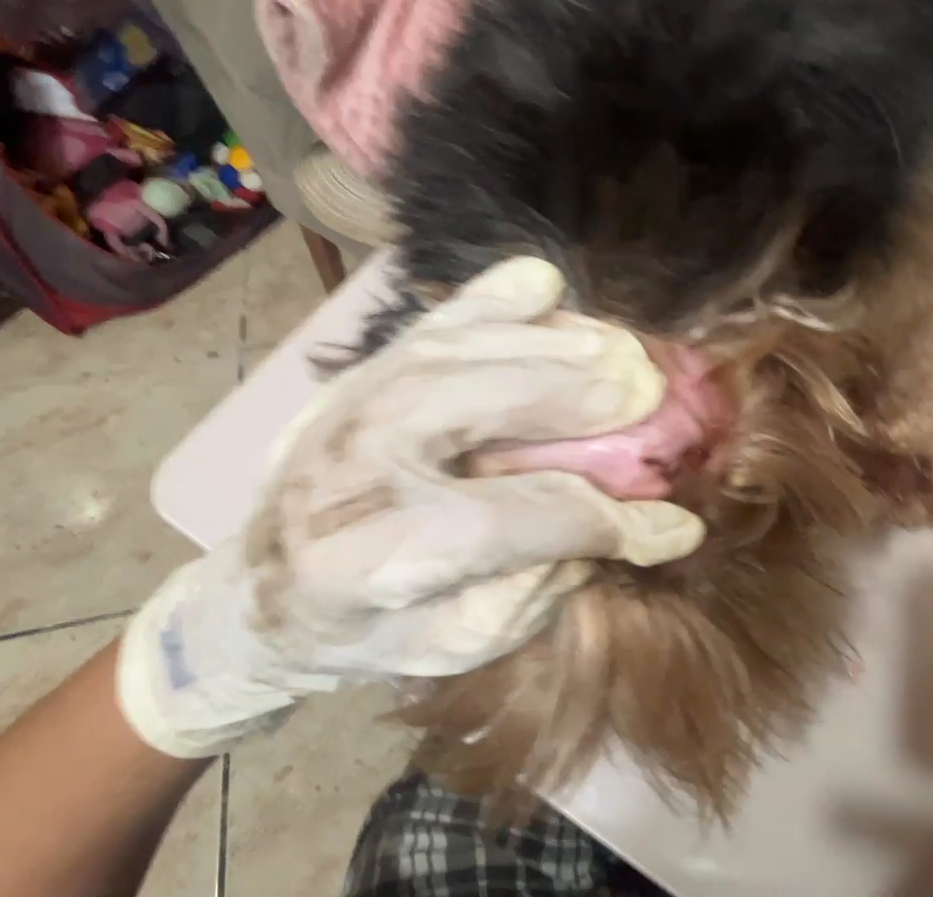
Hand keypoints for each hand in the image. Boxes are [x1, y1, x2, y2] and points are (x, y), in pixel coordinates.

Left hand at [116, 257, 706, 756]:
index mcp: (373, 554)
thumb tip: (611, 527)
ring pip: (469, 349)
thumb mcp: (450, 645)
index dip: (608, 521)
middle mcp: (356, 461)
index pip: (515, 521)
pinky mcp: (360, 369)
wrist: (257, 589)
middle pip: (487, 403)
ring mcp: (352, 400)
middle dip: (584, 395)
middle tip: (653, 395)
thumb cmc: (364, 630)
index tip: (675, 527)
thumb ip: (530, 590)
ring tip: (625, 354)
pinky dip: (495, 297)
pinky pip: (437, 319)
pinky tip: (547, 287)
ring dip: (559, 344)